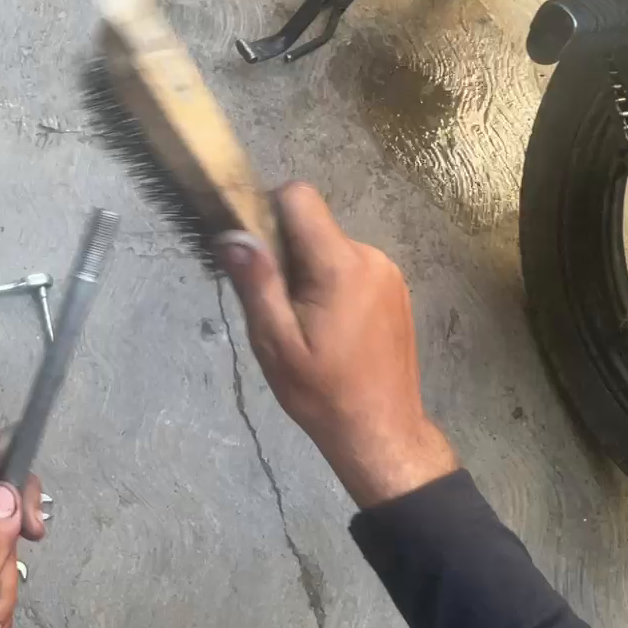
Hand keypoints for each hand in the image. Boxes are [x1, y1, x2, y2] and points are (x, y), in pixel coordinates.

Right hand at [215, 182, 457, 507]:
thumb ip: (256, 283)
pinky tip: (326, 328)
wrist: (380, 430)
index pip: (299, 197)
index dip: (267, 212)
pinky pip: (349, 265)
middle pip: (311, 225)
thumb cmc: (322, 392)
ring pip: (328, 246)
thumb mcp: (275, 342)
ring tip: (301, 324)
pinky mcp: (394, 287)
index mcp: (340, 265)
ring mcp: (387, 271)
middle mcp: (370, 256)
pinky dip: (328, 283)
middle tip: (275, 308)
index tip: (253, 254)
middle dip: (284, 254)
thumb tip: (233, 234)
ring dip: (306, 272)